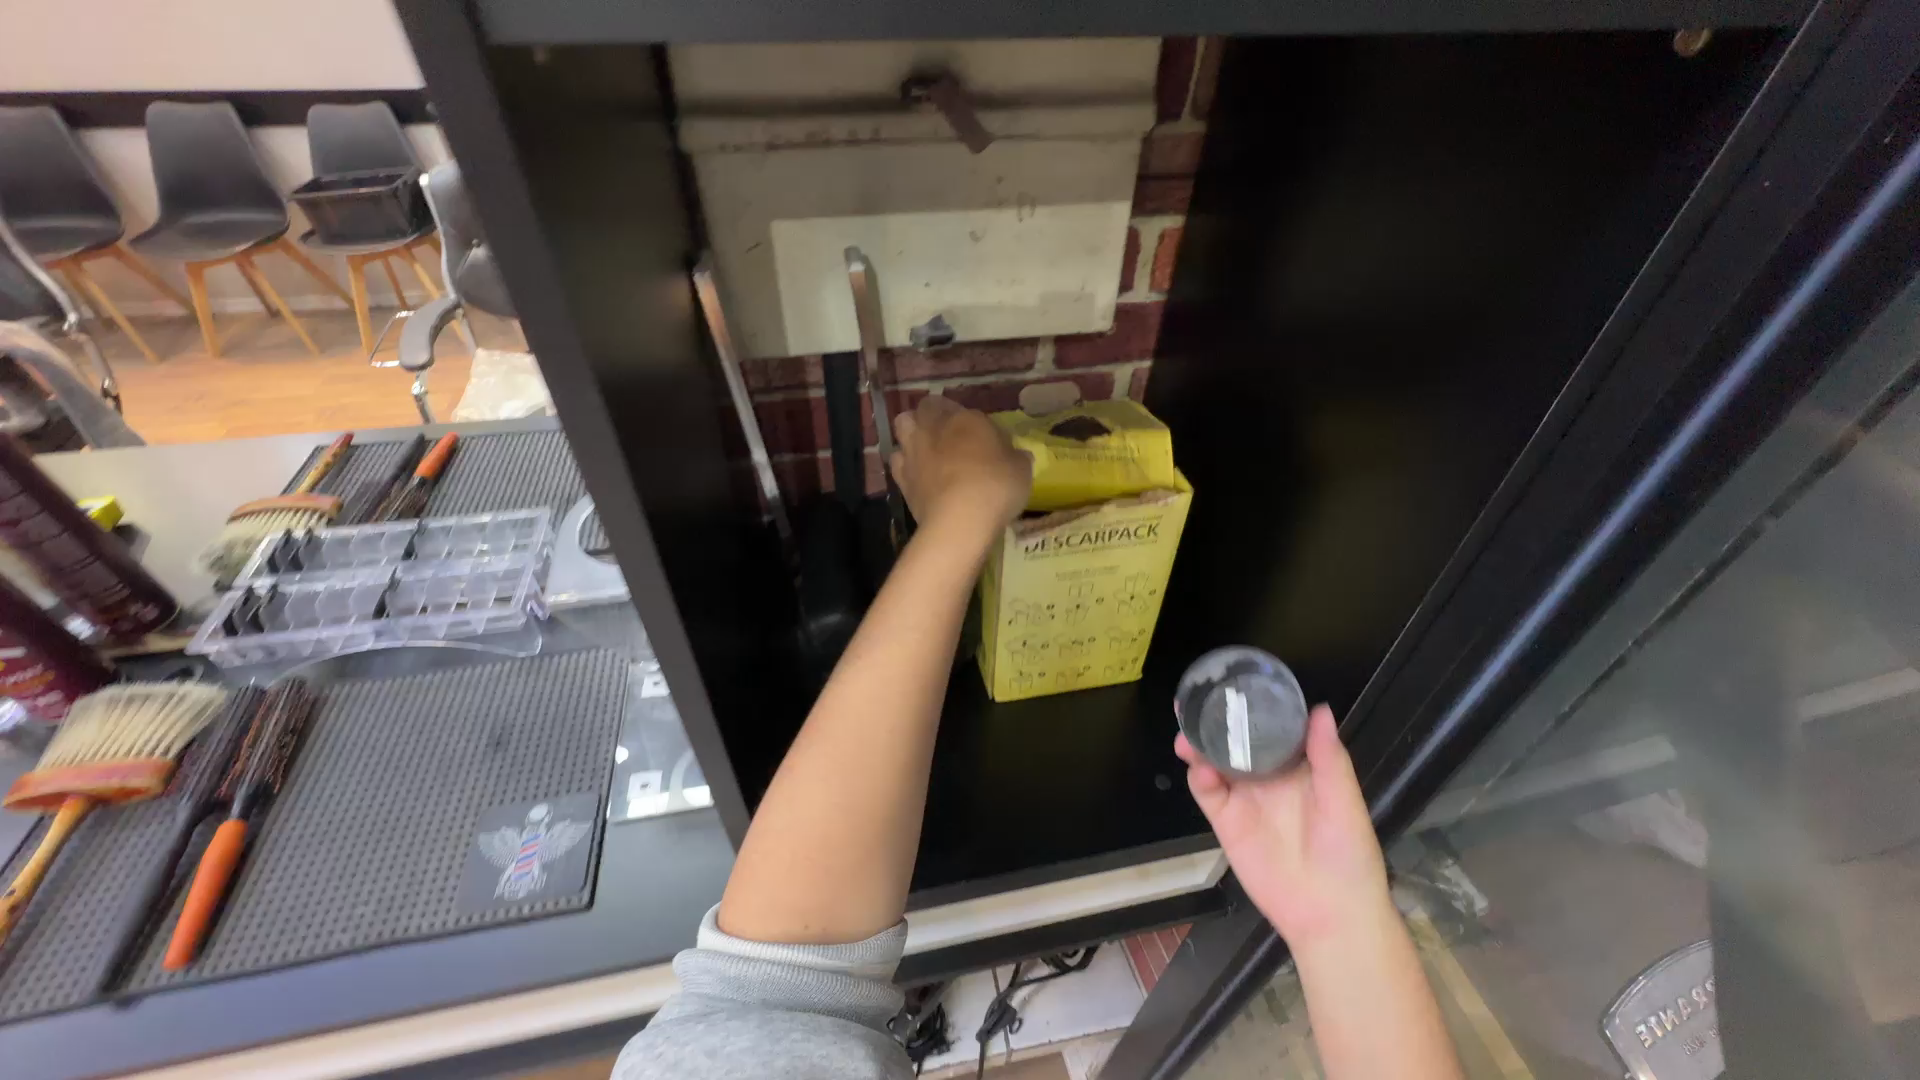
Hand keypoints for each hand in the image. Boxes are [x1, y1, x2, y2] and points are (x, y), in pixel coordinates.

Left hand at [891, 396, 1031, 539]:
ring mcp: (914, 450)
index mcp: (967, 418)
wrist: (959, 520)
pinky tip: (916, 472)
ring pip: (903, 424)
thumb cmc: (996, 487)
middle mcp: (936, 427)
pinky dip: (904, 461)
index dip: (973, 422)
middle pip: (927, 407)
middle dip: (935, 415)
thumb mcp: (1021, 470)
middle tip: (948, 433)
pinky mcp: (901, 477)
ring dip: (912, 431)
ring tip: (925, 447)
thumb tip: (1016, 455)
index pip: (968, 410)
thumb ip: (1016, 458)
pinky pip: (897, 459)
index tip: (983, 438)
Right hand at [1174, 705, 1393, 953]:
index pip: (1269, 727)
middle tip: (1193, 701)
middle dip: (1213, 721)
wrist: (1329, 913)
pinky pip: (1207, 793)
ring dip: (1199, 745)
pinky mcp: (1226, 821)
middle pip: (1233, 740)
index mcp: (1297, 766)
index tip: (1233, 684)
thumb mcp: (1345, 801)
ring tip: (1187, 734)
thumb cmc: (1348, 854)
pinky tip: (1199, 769)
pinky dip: (1199, 777)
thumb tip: (1319, 709)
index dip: (1250, 706)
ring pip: (1214, 762)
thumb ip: (1328, 757)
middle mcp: (1266, 776)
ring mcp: (1244, 798)